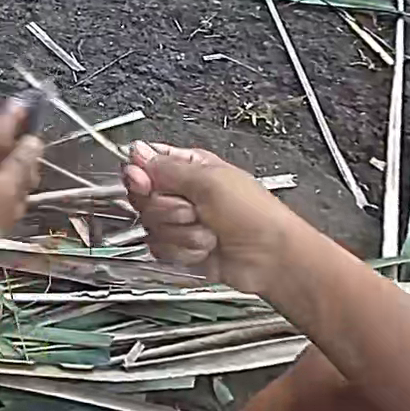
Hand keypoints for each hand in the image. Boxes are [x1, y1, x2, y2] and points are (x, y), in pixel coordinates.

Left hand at [0, 100, 44, 297]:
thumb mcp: (4, 188)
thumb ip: (22, 162)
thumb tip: (34, 140)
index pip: (3, 123)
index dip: (22, 113)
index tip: (38, 99)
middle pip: (13, 150)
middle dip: (24, 166)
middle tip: (23, 184)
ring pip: (15, 174)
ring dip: (20, 188)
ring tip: (11, 206)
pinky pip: (9, 193)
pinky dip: (13, 203)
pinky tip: (8, 216)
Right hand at [121, 142, 305, 297]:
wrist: (271, 259)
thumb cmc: (253, 214)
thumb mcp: (208, 180)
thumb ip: (166, 167)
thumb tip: (137, 151)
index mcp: (188, 167)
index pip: (145, 164)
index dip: (140, 176)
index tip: (145, 184)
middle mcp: (181, 192)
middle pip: (143, 198)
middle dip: (167, 209)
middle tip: (192, 210)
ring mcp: (180, 221)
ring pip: (151, 225)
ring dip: (180, 233)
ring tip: (207, 231)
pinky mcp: (180, 247)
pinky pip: (161, 248)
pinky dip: (183, 251)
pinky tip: (205, 247)